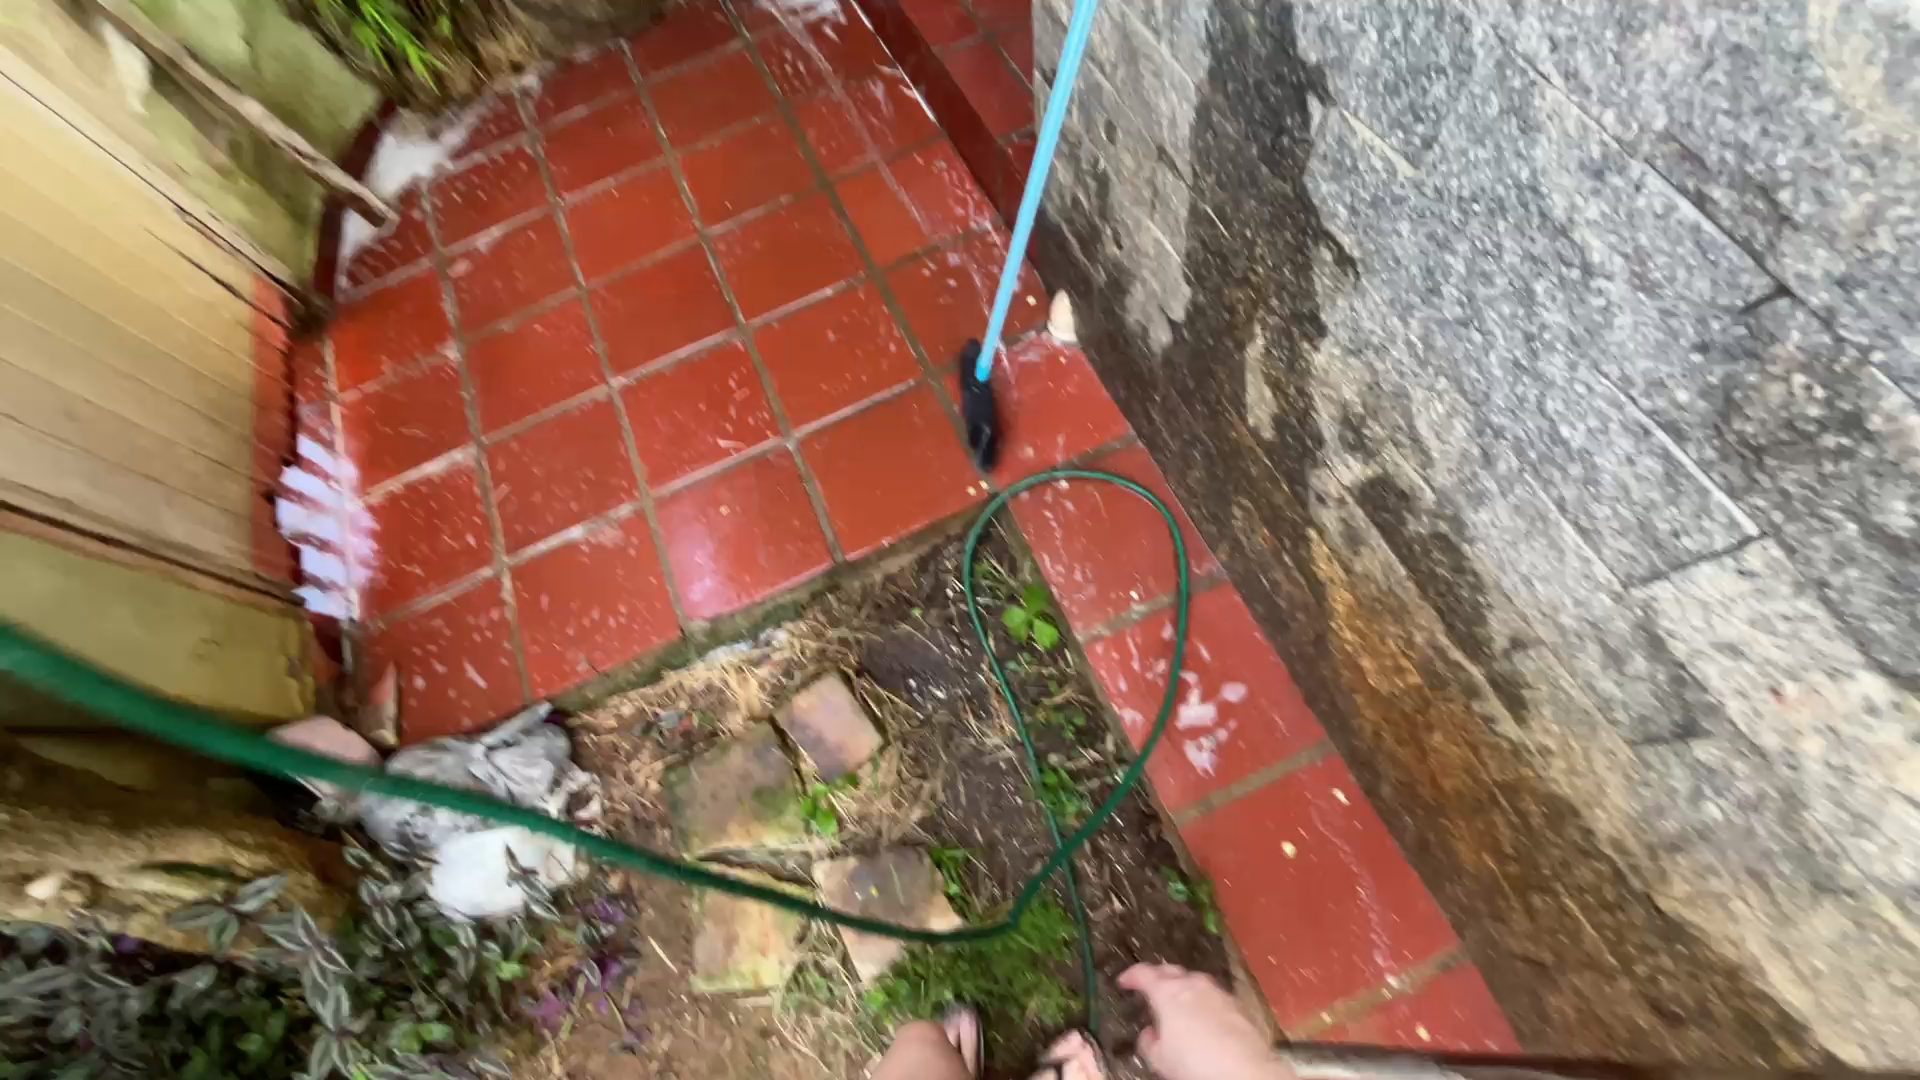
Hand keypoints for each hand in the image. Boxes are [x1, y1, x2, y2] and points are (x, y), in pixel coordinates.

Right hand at [1119, 963, 1289, 1079]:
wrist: (1245, 1072)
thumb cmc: (1197, 1063)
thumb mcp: (1161, 1059)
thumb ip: (1148, 1042)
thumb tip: (1149, 1035)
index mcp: (1167, 991)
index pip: (1143, 973)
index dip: (1130, 976)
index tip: (1124, 981)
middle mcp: (1191, 984)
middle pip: (1170, 971)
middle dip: (1158, 977)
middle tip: (1150, 987)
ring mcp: (1216, 992)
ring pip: (1194, 982)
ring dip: (1183, 989)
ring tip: (1178, 1005)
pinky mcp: (1236, 1005)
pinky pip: (1213, 997)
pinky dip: (1204, 1002)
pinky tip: (1205, 1019)